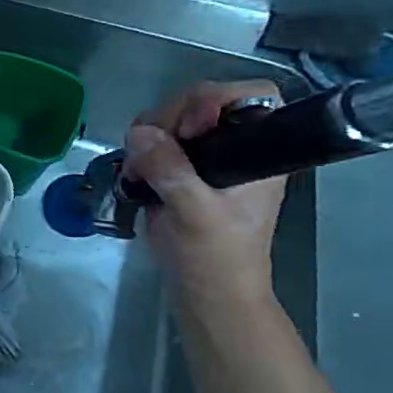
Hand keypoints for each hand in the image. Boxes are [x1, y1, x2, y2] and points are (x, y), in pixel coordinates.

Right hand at [123, 80, 288, 312]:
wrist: (207, 296)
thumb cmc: (217, 259)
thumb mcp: (196, 215)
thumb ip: (171, 171)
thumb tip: (139, 134)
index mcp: (257, 152)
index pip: (249, 96)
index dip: (216, 100)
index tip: (191, 130)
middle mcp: (234, 146)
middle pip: (200, 101)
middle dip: (170, 120)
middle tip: (152, 153)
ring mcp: (205, 156)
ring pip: (172, 119)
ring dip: (148, 138)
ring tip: (140, 171)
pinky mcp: (180, 169)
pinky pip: (155, 142)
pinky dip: (140, 152)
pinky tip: (136, 176)